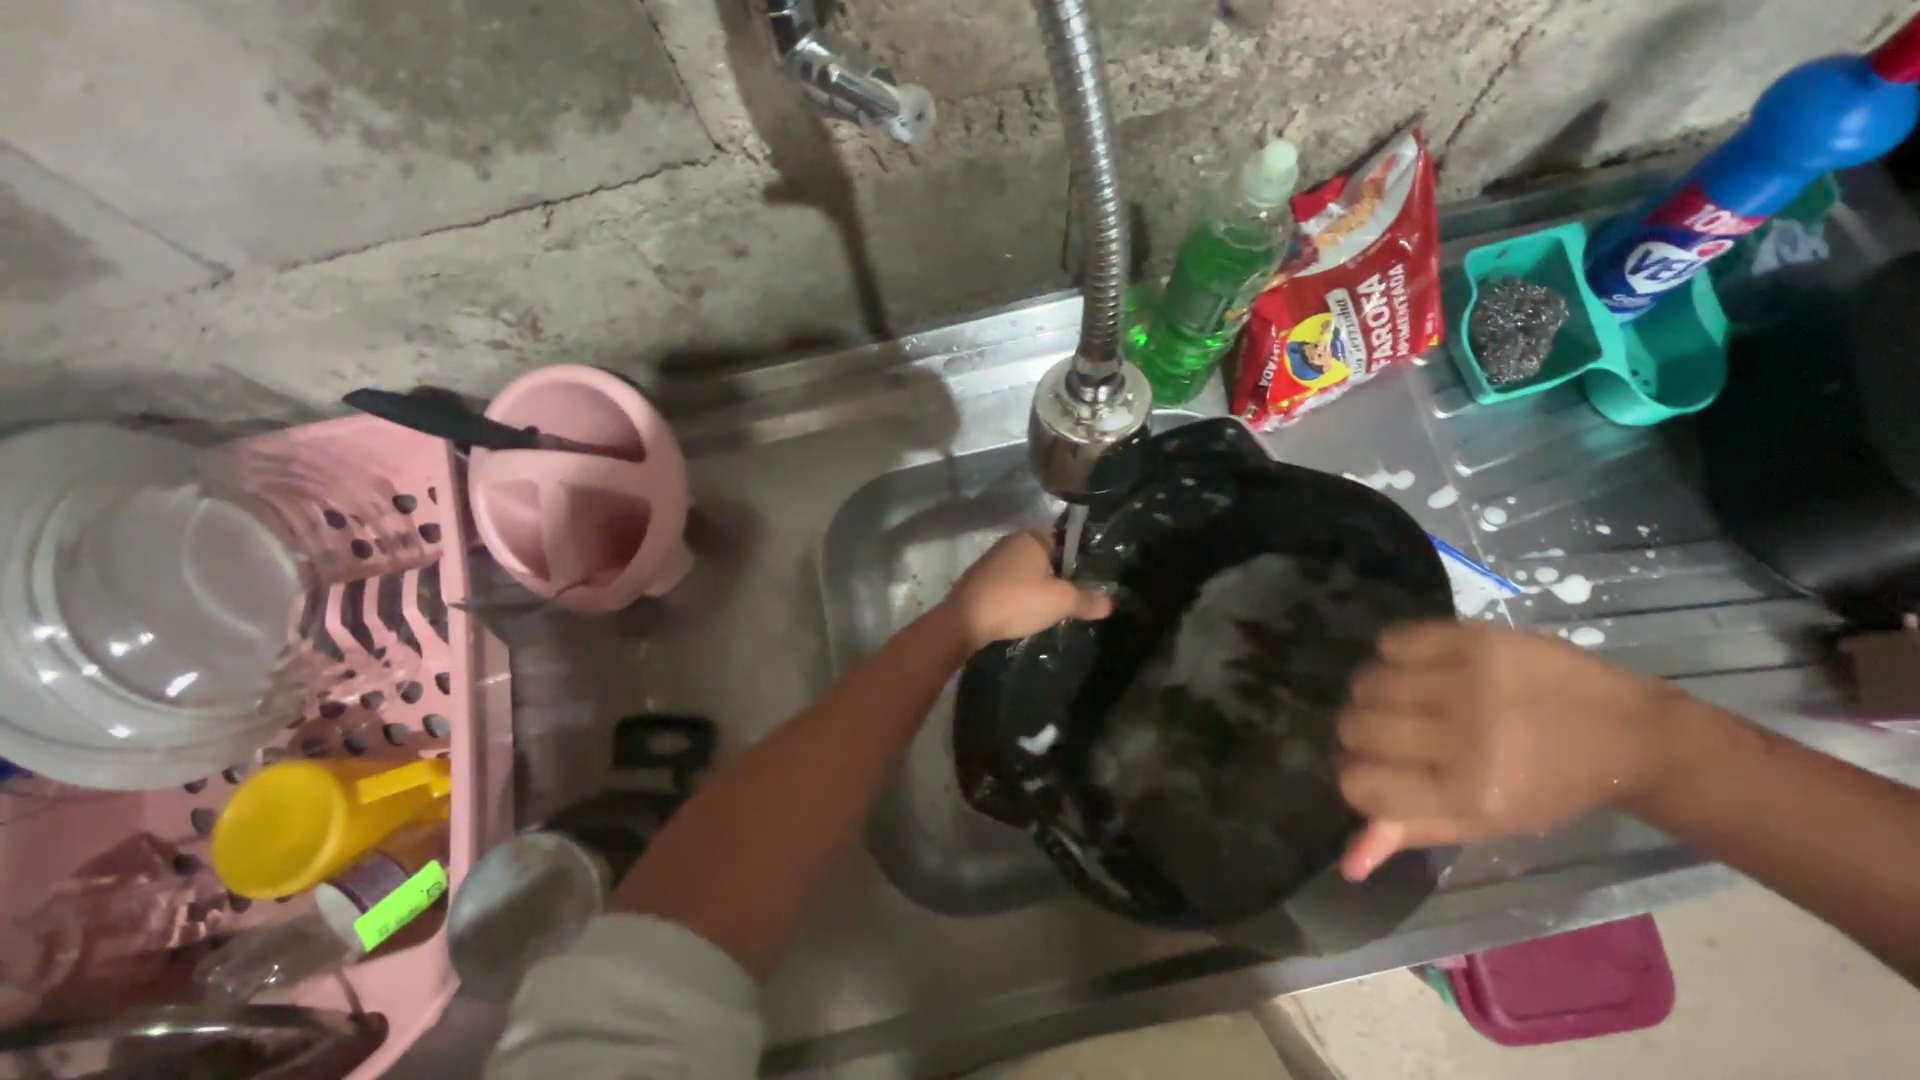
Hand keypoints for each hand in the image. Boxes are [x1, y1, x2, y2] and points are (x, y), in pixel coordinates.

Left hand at [942, 529, 1113, 650]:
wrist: (964, 620)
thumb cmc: (1017, 600)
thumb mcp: (1061, 601)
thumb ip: (1087, 599)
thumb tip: (1111, 602)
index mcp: (1032, 536)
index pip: (1066, 541)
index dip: (1079, 562)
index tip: (1089, 583)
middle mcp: (1011, 541)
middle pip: (1047, 558)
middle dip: (1059, 577)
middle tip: (1074, 600)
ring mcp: (993, 560)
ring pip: (1027, 572)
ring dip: (1038, 588)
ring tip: (1051, 610)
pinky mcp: (980, 579)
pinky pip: (1010, 585)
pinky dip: (1020, 596)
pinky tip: (1024, 613)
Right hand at [1335, 621, 1695, 881]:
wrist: (1627, 733)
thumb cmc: (1549, 788)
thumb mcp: (1482, 822)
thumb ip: (1410, 832)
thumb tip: (1348, 865)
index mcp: (1464, 794)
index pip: (1357, 782)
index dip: (1355, 776)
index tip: (1375, 769)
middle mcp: (1461, 738)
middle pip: (1353, 727)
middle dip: (1361, 733)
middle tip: (1389, 733)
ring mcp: (1467, 683)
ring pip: (1365, 682)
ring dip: (1374, 693)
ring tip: (1403, 698)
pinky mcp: (1476, 641)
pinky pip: (1393, 640)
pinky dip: (1395, 653)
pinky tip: (1420, 668)